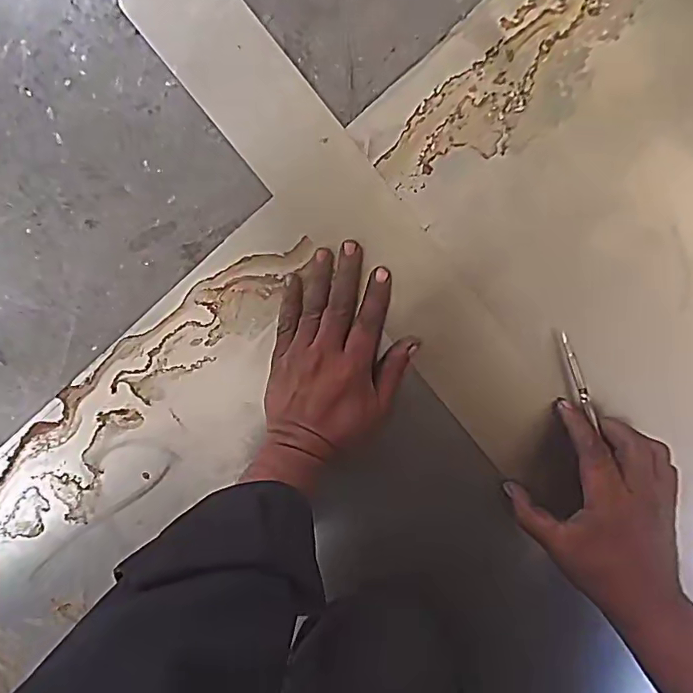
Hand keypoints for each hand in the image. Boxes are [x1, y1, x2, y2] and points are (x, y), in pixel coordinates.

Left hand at [241, 241, 419, 496]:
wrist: (298, 446)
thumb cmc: (341, 431)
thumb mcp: (378, 409)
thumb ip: (392, 373)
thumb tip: (410, 345)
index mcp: (354, 364)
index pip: (368, 321)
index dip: (376, 295)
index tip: (381, 272)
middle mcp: (327, 352)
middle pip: (339, 305)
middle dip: (347, 274)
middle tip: (351, 246)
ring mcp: (302, 352)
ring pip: (313, 308)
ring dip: (320, 279)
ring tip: (324, 253)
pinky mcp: (282, 357)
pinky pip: (287, 323)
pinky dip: (291, 301)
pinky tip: (295, 281)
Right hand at [505, 401, 687, 627]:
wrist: (646, 601)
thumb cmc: (606, 576)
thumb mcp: (557, 545)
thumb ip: (530, 514)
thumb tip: (513, 491)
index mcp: (610, 499)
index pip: (593, 449)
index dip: (576, 424)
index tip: (565, 408)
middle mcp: (638, 493)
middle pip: (628, 440)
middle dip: (605, 423)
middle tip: (585, 417)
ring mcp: (658, 498)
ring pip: (651, 449)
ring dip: (629, 434)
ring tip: (609, 431)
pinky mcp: (668, 505)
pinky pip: (665, 465)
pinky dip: (649, 450)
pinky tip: (637, 454)